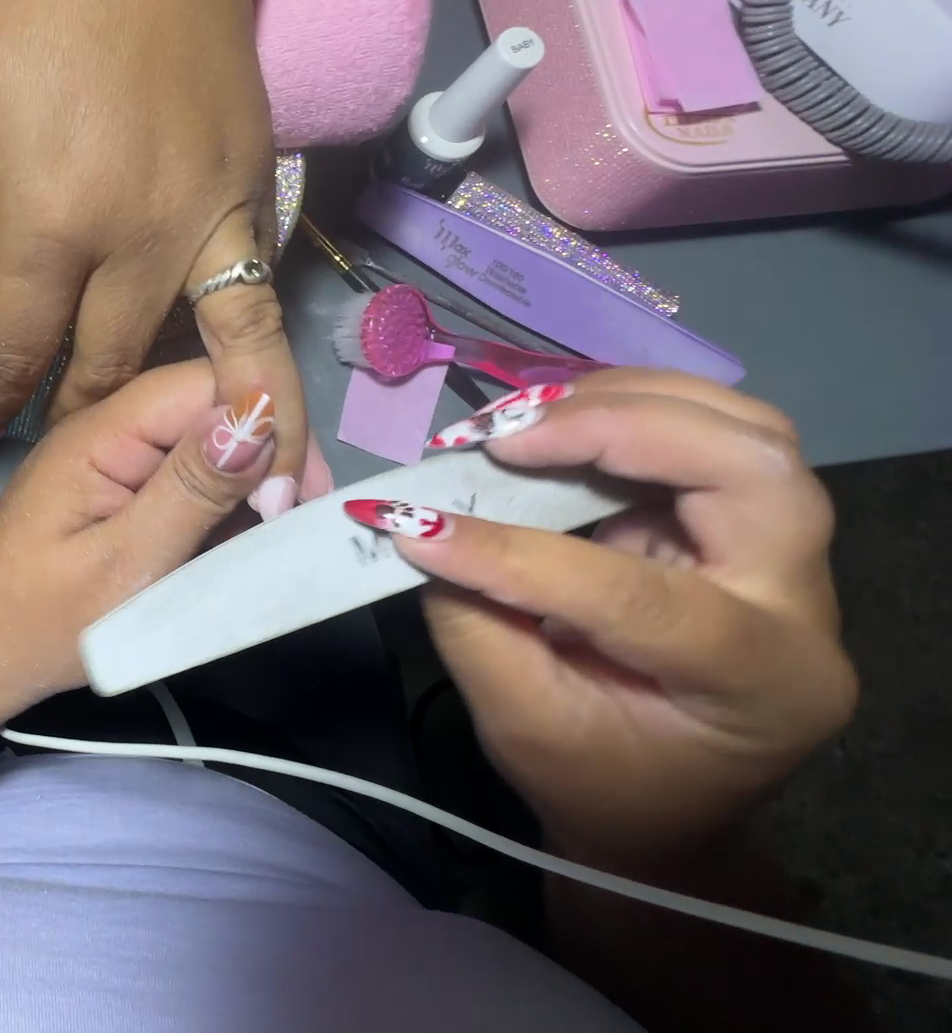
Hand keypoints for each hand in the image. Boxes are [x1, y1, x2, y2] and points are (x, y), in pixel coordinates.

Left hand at [0, 0, 327, 519]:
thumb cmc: (24, 20)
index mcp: (53, 224)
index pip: (19, 347)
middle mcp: (139, 243)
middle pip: (102, 365)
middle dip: (69, 409)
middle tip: (49, 428)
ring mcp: (211, 223)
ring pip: (192, 352)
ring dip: (159, 402)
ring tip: (144, 437)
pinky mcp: (258, 197)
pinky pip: (252, 298)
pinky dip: (238, 350)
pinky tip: (226, 379)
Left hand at [0, 359, 275, 706]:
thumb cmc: (44, 623)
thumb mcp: (126, 563)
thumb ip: (191, 491)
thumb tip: (258, 417)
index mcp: (100, 434)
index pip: (201, 383)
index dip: (262, 420)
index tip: (294, 491)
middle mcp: (106, 431)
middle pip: (206, 406)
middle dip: (264, 452)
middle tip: (299, 514)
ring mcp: (110, 461)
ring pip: (200, 443)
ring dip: (246, 481)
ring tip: (279, 529)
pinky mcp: (116, 491)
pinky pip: (180, 477)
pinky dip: (218, 502)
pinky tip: (242, 536)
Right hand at [348, 370, 855, 867]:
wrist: (659, 803)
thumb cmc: (591, 777)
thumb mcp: (516, 719)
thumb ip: (469, 622)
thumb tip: (419, 529)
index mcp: (758, 682)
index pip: (635, 594)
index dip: (510, 555)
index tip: (407, 526)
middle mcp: (799, 604)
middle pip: (752, 467)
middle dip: (615, 429)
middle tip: (499, 438)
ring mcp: (780, 554)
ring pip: (739, 430)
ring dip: (618, 403)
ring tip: (513, 421)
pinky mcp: (733, 526)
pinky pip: (698, 434)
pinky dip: (615, 410)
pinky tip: (544, 422)